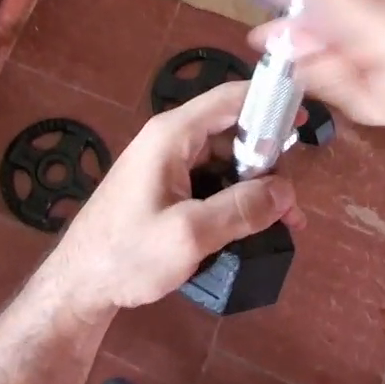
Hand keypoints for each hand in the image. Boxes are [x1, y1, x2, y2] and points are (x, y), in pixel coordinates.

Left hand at [41, 83, 302, 315]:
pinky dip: (235, 198)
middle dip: (268, 160)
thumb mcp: (189, 235)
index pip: (229, 98)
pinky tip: (254, 227)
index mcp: (172, 134)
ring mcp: (166, 163)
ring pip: (225, 159)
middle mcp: (170, 139)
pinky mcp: (166, 187)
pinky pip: (211, 180)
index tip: (306, 120)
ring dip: (255, 186)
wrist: (78, 284)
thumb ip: (240, 209)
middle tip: (293, 203)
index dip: (269, 102)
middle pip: (232, 131)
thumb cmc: (126, 255)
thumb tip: (286, 190)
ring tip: (284, 223)